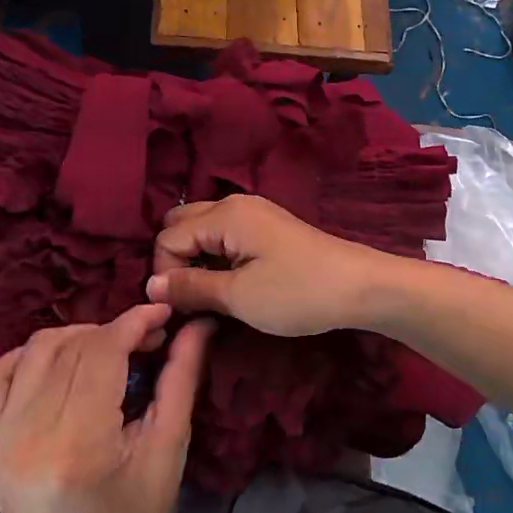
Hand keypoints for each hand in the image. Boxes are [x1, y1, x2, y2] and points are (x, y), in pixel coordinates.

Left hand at [0, 305, 213, 512]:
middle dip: (114, 330)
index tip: (163, 313)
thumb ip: (181, 379)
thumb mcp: (168, 452)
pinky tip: (58, 366)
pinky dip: (28, 356)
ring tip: (108, 352)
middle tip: (148, 339)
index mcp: (79, 444)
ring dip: (77, 337)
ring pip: (36, 350)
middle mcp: (29, 434)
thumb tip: (197, 323)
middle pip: (72, 346)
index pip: (102, 351)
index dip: (135, 322)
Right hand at [145, 195, 400, 336]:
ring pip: (202, 229)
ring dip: (195, 259)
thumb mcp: (239, 297)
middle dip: (174, 259)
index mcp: (224, 215)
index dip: (165, 273)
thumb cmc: (298, 292)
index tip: (180, 308)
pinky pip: (224, 234)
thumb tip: (151, 285)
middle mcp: (234, 204)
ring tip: (206, 294)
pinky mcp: (267, 228)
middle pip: (180, 224)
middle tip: (188, 297)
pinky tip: (228, 282)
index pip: (168, 238)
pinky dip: (215, 256)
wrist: (361, 287)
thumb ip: (191, 288)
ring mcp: (253, 213)